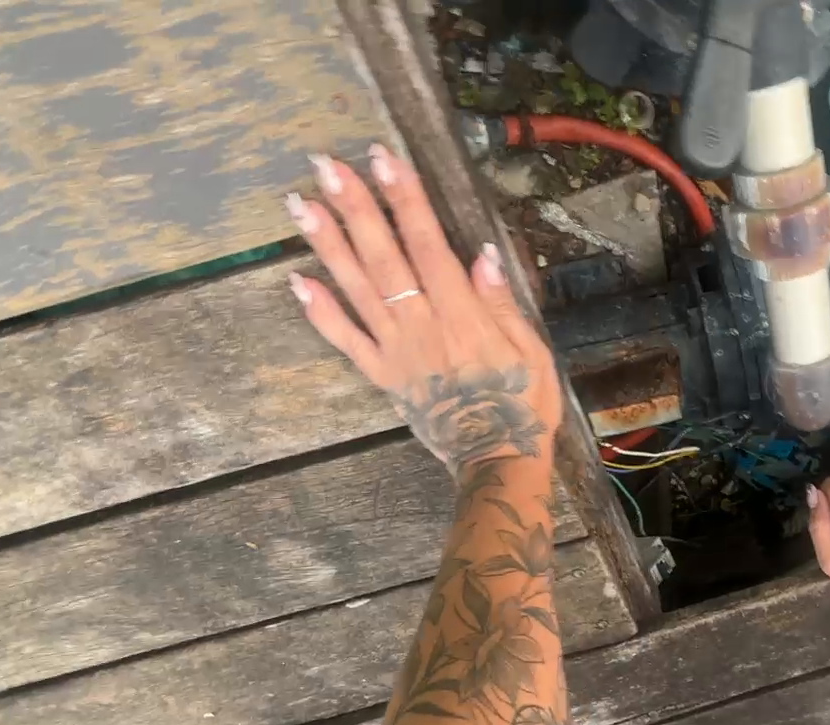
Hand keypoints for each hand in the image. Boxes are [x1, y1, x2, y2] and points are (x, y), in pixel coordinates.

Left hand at [286, 144, 559, 474]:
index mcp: (464, 320)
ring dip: (328, 246)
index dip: (408, 203)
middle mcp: (422, 329)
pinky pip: (347, 342)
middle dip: (357, 209)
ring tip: (300, 204)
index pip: (430, 249)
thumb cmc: (525, 406)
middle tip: (326, 164)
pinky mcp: (384, 377)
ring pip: (358, 292)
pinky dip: (321, 313)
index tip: (385, 159)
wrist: (497, 460)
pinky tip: (297, 281)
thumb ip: (502, 306)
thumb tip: (480, 255)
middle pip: (385, 261)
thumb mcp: (532, 354)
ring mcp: (397, 353)